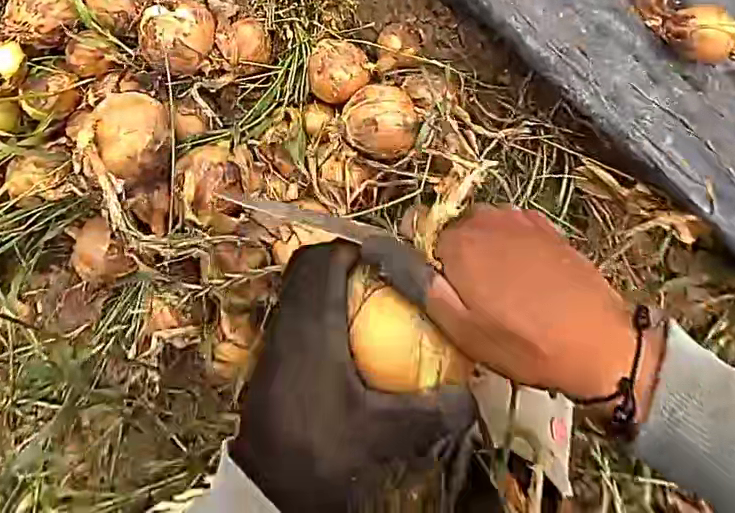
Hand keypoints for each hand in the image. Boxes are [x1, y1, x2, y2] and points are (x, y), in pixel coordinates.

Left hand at [229, 241, 475, 512]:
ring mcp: (273, 336)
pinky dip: (313, 308)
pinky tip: (338, 339)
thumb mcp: (380, 433)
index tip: (379, 258)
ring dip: (323, 282)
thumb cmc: (320, 448)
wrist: (264, 486)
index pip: (325, 259)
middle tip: (370, 274)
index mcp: (313, 321)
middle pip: (306, 265)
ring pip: (295, 287)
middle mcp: (288, 318)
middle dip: (336, 259)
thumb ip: (427, 412)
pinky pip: (291, 311)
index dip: (350, 248)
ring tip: (358, 301)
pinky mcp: (267, 356)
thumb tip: (469, 398)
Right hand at [428, 205, 661, 410]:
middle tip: (470, 293)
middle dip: (452, 252)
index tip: (434, 280)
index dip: (420, 253)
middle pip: (450, 227)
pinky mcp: (543, 224)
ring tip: (501, 287)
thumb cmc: (527, 344)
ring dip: (482, 247)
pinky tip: (525, 276)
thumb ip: (428, 291)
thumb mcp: (466, 333)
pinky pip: (510, 227)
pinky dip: (509, 244)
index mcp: (457, 242)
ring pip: (481, 226)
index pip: (415, 226)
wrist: (600, 341)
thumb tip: (404, 262)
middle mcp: (482, 218)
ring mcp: (516, 217)